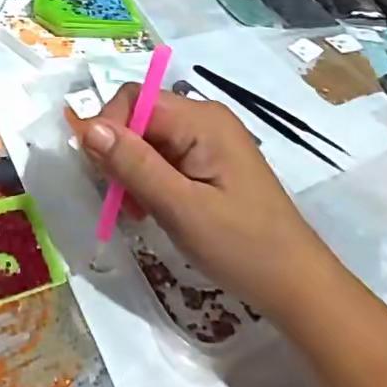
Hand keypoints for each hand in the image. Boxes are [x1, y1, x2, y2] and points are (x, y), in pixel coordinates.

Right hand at [75, 84, 315, 311]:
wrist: (298, 288)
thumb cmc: (243, 247)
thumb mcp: (180, 208)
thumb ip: (134, 164)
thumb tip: (87, 126)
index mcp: (201, 119)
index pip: (134, 99)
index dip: (109, 127)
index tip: (101, 172)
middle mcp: (203, 118)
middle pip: (139, 116)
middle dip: (119, 153)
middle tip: (120, 199)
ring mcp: (207, 139)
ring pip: (146, 138)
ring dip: (131, 170)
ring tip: (137, 210)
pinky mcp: (207, 161)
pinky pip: (162, 156)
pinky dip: (148, 179)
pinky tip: (151, 209)